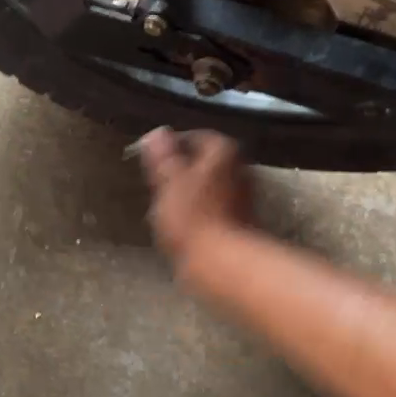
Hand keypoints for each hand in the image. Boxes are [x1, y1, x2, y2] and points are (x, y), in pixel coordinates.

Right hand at [136, 128, 254, 263]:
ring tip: (166, 210)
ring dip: (188, 195)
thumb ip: (161, 155)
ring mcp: (244, 196)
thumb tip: (157, 132)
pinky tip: (183, 229)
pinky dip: (199, 213)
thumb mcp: (168, 181)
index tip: (151, 163)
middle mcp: (240, 167)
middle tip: (157, 187)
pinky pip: (214, 209)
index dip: (170, 148)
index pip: (193, 138)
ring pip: (208, 186)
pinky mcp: (241, 222)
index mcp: (223, 151)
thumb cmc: (192, 218)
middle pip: (203, 163)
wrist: (222, 264)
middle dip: (180, 173)